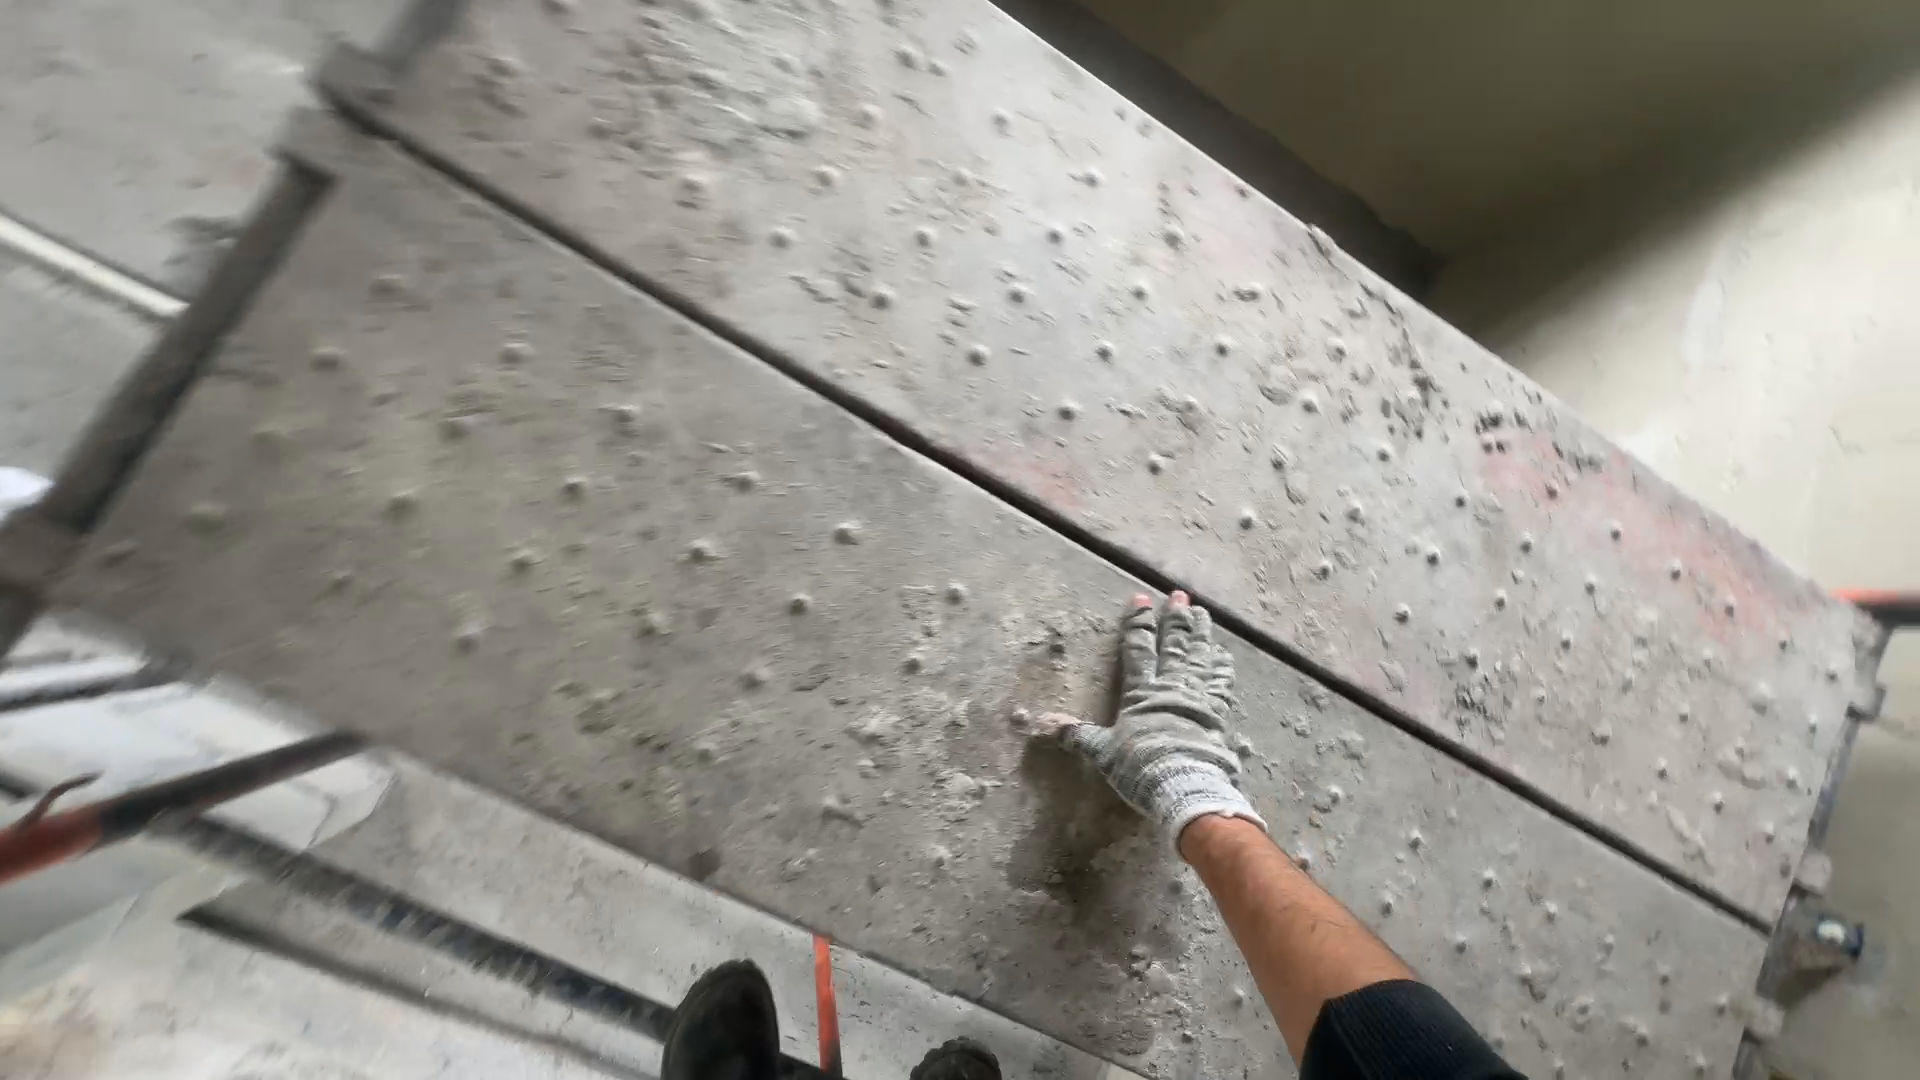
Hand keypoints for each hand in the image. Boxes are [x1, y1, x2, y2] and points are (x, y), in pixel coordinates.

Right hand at [1033, 591, 1264, 844]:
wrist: (1185, 787)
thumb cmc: (1140, 768)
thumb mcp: (1102, 753)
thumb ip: (1078, 735)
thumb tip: (1044, 724)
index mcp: (1141, 693)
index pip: (1138, 650)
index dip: (1139, 624)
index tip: (1141, 599)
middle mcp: (1171, 689)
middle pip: (1174, 647)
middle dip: (1175, 620)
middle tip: (1180, 596)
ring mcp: (1198, 700)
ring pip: (1200, 658)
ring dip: (1201, 635)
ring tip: (1203, 613)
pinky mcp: (1218, 716)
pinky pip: (1222, 685)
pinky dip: (1223, 669)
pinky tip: (1225, 656)